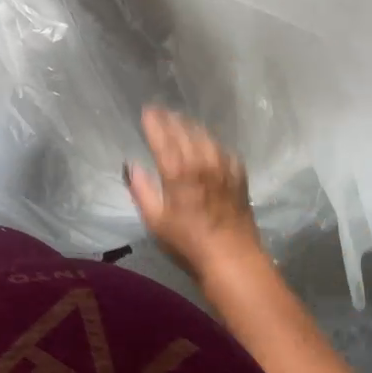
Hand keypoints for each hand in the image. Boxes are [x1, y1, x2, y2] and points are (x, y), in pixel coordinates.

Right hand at [125, 107, 261, 280]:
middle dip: (171, 118)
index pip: (162, 136)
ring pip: (205, 136)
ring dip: (191, 126)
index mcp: (177, 171)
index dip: (153, 121)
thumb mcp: (155, 221)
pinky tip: (209, 144)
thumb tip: (132, 166)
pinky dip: (213, 142)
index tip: (146, 110)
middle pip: (184, 130)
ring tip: (182, 121)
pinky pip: (224, 150)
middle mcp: (200, 162)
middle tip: (161, 111)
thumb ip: (141, 190)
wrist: (234, 262)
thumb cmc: (188, 243)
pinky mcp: (238, 177)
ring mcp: (222, 168)